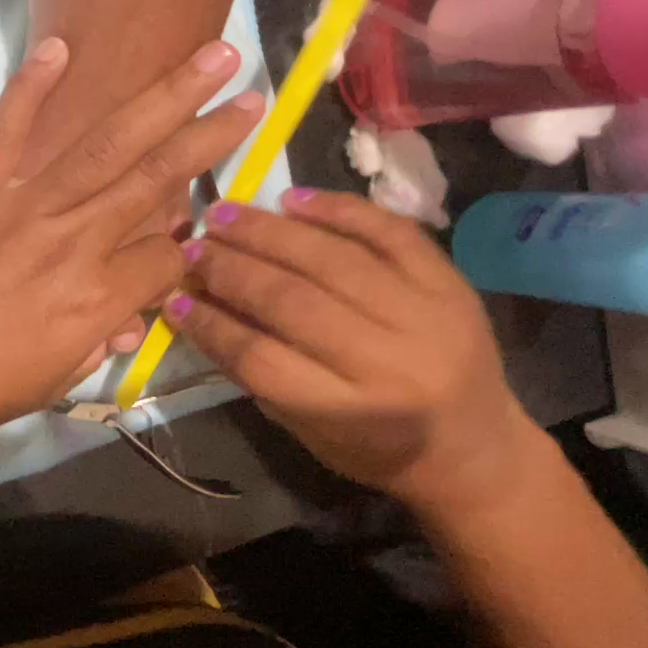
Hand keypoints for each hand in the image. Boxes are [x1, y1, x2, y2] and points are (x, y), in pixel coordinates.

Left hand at [0, 36, 261, 443]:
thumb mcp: (57, 377)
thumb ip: (100, 335)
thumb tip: (126, 313)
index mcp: (98, 299)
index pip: (169, 256)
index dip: (188, 248)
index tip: (191, 239)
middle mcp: (73, 242)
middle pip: (157, 179)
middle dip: (212, 135)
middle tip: (255, 93)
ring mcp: (23, 207)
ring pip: (105, 144)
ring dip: (163, 96)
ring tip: (211, 55)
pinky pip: (7, 131)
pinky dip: (30, 87)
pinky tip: (60, 46)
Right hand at [166, 189, 543, 514]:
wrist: (475, 449)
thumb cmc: (373, 447)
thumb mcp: (303, 426)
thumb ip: (254, 368)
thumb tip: (198, 306)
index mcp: (347, 410)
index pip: (259, 357)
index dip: (209, 324)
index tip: (172, 297)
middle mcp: (390, 361)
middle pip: (292, 301)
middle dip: (230, 270)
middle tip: (190, 248)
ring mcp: (426, 317)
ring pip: (333, 259)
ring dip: (269, 232)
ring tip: (222, 215)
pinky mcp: (450, 284)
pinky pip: (391, 233)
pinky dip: (339, 210)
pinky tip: (292, 199)